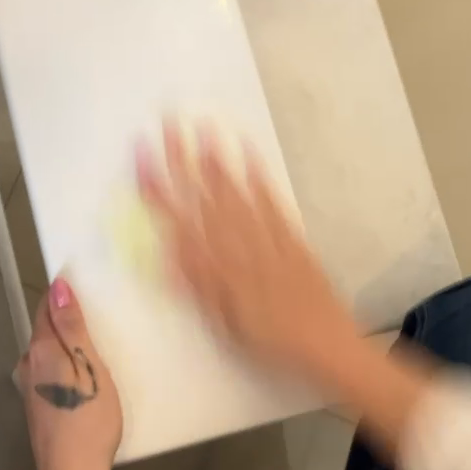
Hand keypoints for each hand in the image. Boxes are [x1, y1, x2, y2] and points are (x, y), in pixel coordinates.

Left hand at [18, 277, 121, 469]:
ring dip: (68, 348)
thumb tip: (58, 287)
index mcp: (40, 349)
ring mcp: (29, 386)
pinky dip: (66, 369)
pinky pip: (51, 373)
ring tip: (99, 351)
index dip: (63, 295)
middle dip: (68, 322)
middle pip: (47, 330)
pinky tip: (85, 380)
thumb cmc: (88, 418)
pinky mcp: (36, 405)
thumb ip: (72, 327)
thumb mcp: (90, 367)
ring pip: (49, 354)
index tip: (87, 288)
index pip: (46, 307)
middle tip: (102, 320)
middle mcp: (28, 363)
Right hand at [137, 121, 353, 378]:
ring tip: (202, 126)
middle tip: (168, 122)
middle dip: (183, 157)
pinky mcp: (291, 236)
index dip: (157, 184)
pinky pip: (271, 200)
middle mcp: (237, 245)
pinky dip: (258, 174)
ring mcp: (266, 237)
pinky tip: (248, 151)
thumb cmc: (269, 342)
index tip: (141, 154)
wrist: (329, 348)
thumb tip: (161, 253)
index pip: (176, 218)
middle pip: (203, 195)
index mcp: (214, 268)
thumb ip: (195, 286)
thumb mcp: (223, 323)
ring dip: (216, 157)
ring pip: (234, 192)